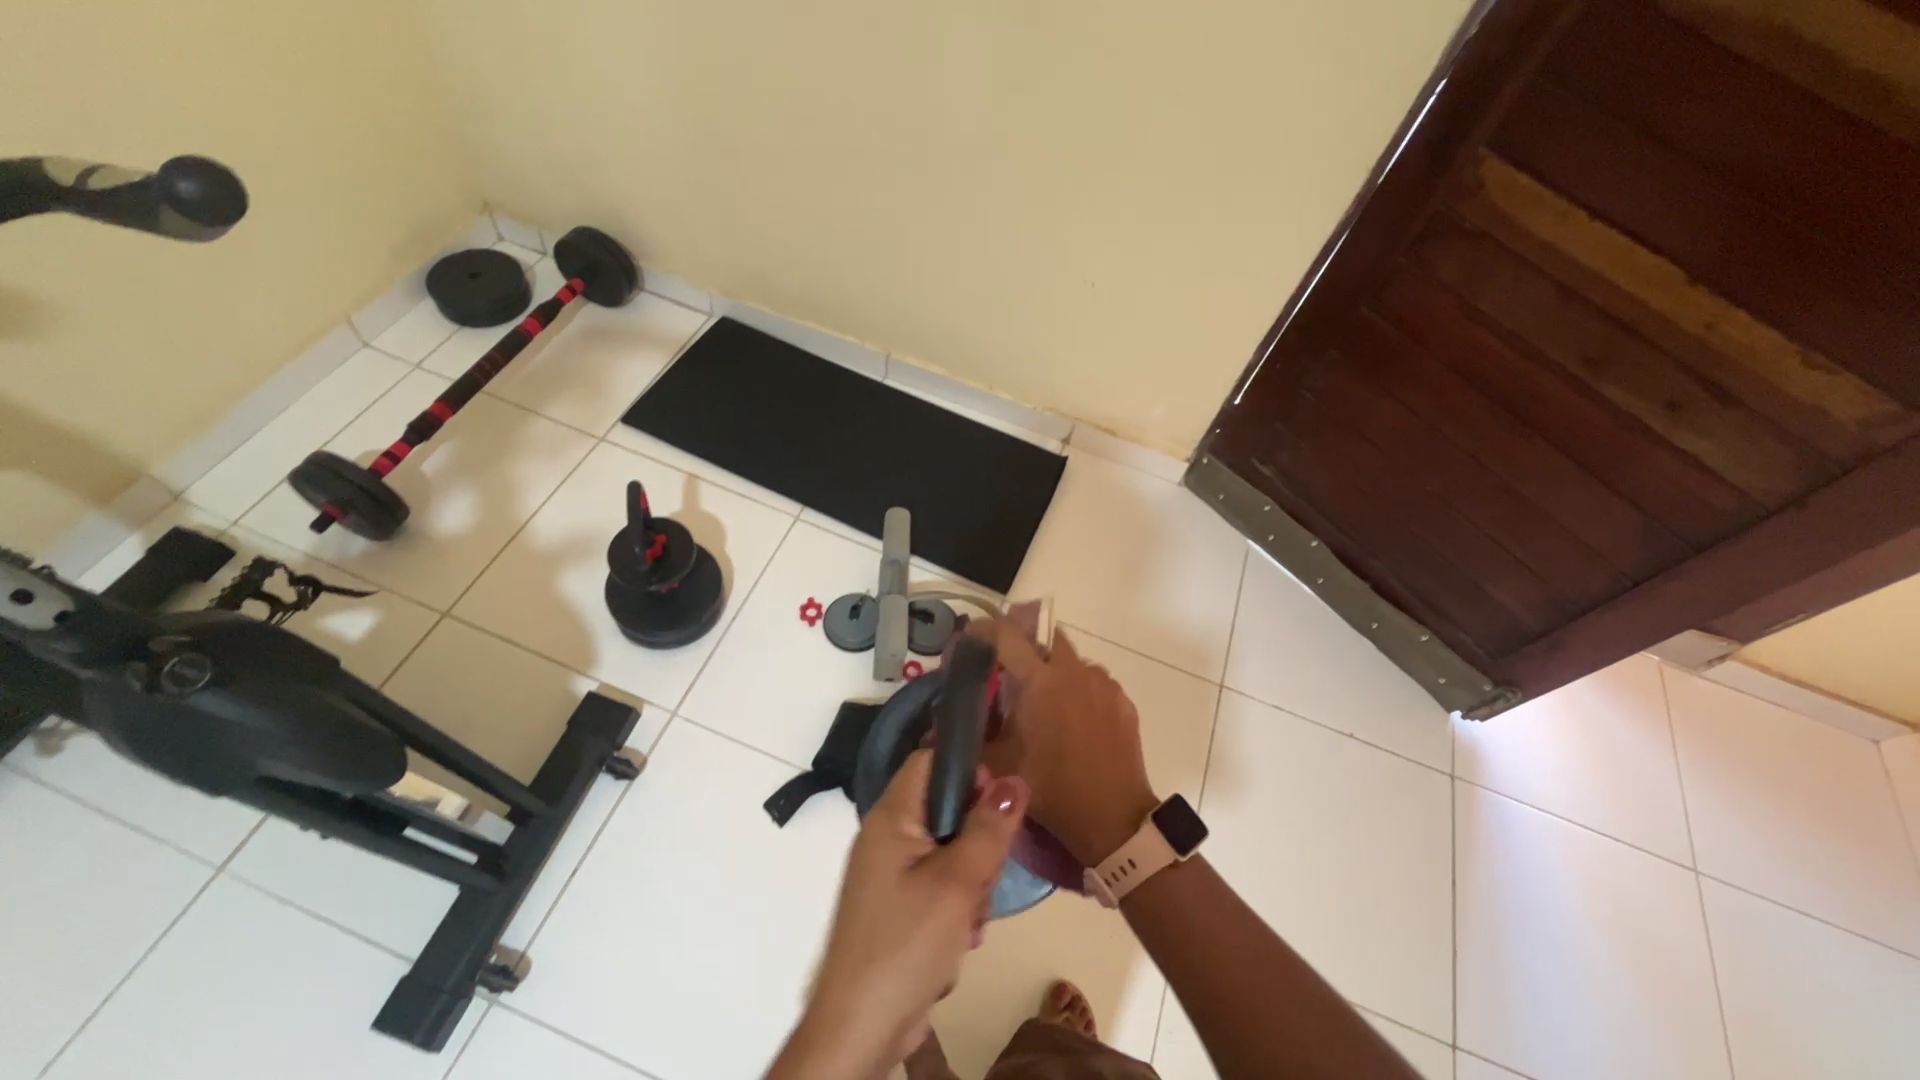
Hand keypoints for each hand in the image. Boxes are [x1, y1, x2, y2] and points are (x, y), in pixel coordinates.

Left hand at [770, 751, 1028, 1079]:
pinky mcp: (898, 909)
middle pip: (946, 812)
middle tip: (982, 877)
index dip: (966, 772)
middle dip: (977, 844)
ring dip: (972, 886)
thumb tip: (1013, 781)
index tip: (998, 804)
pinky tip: (960, 941)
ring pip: (951, 855)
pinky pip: (940, 889)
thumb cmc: (906, 943)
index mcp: (890, 818)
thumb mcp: (958, 882)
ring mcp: (891, 876)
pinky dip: (957, 910)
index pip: (928, 762)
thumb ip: (988, 829)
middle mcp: (886, 839)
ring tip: (969, 920)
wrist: (861, 1026)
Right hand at [978, 618, 1158, 867]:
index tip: (971, 641)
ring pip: (1071, 659)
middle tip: (1008, 667)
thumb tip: (949, 718)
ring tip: (1043, 702)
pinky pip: (1094, 682)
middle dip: (1024, 642)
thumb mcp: (997, 763)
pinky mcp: (1123, 700)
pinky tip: (1073, 721)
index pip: (1005, 633)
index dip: (983, 630)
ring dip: (1053, 669)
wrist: (1111, 817)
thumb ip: (972, 733)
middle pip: (1044, 634)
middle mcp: (1072, 670)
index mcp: (1038, 679)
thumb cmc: (1050, 787)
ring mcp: (1102, 683)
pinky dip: (1079, 690)